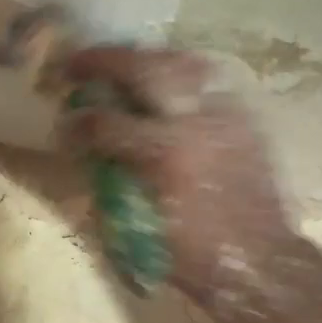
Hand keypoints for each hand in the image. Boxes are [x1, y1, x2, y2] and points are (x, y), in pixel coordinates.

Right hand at [58, 47, 299, 304]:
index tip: (62, 120)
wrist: (259, 262)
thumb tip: (89, 154)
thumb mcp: (136, 226)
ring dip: (146, 60)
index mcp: (163, 154)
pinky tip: (163, 83)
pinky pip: (208, 82)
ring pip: (183, 65)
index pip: (106, 122)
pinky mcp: (244, 121)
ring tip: (122, 64)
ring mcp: (225, 116)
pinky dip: (179, 75)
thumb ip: (110, 182)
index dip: (78, 121)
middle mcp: (196, 124)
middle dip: (105, 62)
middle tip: (77, 63)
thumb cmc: (189, 255)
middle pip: (146, 71)